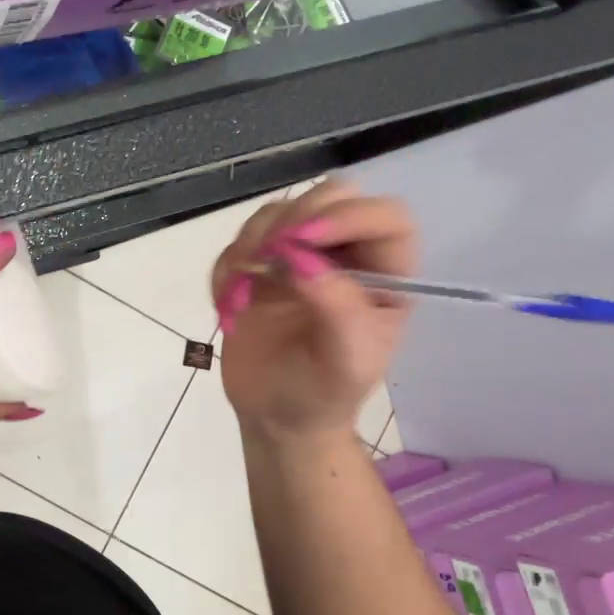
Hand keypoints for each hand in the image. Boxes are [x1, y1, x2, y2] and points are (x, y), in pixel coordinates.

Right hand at [209, 180, 417, 438]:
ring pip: (279, 213)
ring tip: (243, 285)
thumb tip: (302, 260)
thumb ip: (337, 309)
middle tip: (269, 256)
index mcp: (386, 274)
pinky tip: (229, 302)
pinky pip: (238, 243)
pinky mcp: (257, 270)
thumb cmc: (323, 395)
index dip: (349, 215)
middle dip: (296, 218)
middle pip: (331, 196)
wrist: (276, 418)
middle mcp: (346, 256)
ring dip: (254, 240)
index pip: (385, 217)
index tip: (304, 240)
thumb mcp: (347, 361)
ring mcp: (297, 259)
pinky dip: (227, 266)